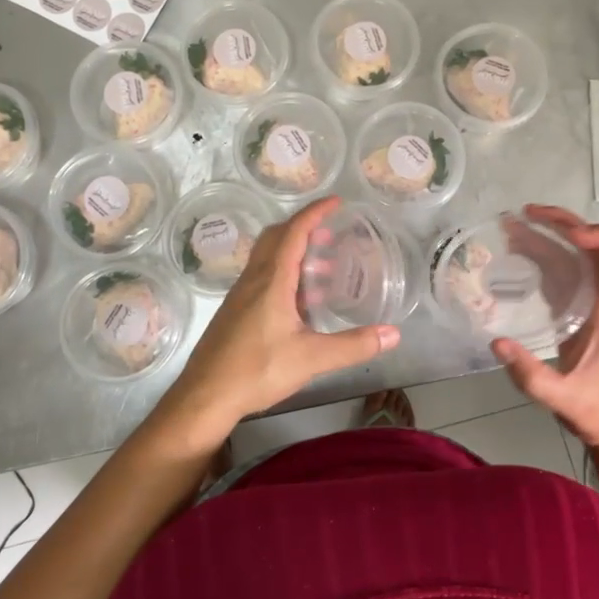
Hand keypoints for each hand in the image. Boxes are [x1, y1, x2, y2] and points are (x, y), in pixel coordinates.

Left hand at [161, 197, 399, 439]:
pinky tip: (299, 306)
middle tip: (331, 236)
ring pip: (267, 260)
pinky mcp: (235, 313)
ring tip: (323, 272)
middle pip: (275, 238)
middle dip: (303, 230)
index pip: (293, 232)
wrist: (205, 395)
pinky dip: (283, 276)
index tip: (336, 202)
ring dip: (293, 255)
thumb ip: (353, 345)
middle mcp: (252, 280)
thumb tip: (393, 334)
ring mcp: (240, 296)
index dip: (315, 213)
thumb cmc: (257, 370)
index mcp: (271, 280)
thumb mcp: (312, 358)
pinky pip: (261, 280)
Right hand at [491, 205, 598, 453]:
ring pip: (583, 258)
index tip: (570, 233)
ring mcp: (596, 309)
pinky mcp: (583, 317)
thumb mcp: (564, 400)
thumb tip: (496, 343)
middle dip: (570, 224)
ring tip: (517, 222)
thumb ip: (530, 375)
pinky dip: (547, 258)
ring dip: (555, 237)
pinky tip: (520, 251)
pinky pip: (569, 276)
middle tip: (530, 212)